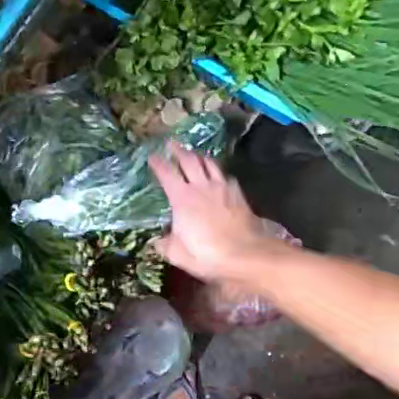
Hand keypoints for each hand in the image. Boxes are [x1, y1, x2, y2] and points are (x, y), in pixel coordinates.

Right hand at [148, 145, 284, 283]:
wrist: (246, 254)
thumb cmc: (207, 254)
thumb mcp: (177, 254)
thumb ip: (165, 244)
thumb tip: (158, 240)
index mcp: (182, 198)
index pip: (166, 173)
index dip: (158, 163)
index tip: (152, 156)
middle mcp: (201, 187)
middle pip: (189, 160)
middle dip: (178, 150)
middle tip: (172, 143)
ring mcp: (222, 188)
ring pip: (209, 163)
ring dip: (199, 156)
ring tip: (194, 154)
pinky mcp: (238, 194)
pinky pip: (225, 176)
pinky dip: (217, 172)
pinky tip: (218, 176)